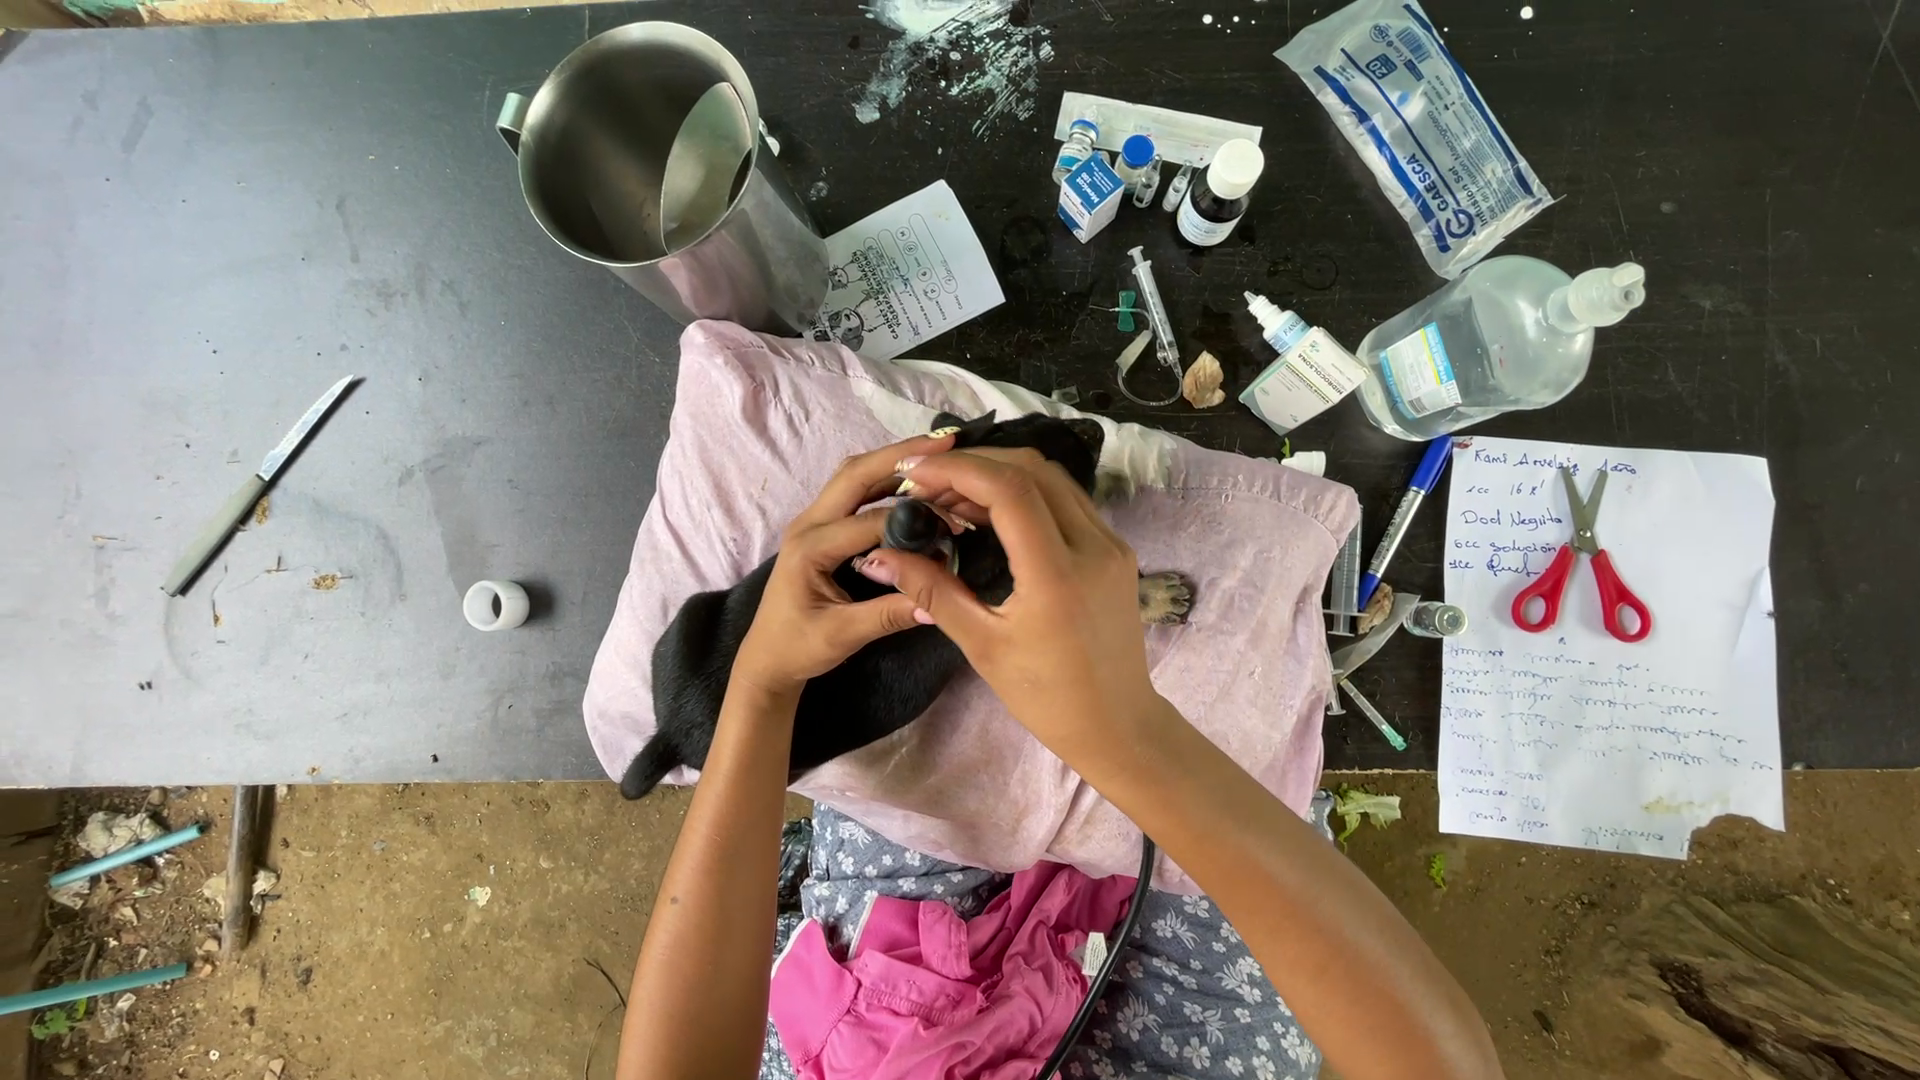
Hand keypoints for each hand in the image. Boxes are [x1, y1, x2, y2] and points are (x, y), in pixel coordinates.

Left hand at [730, 431, 957, 697]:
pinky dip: (885, 480)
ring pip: (854, 476)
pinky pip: (854, 492)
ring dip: (894, 462)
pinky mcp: (822, 528)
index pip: (871, 519)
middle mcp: (809, 524)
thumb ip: (887, 616)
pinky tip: (914, 481)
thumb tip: (936, 604)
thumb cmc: (798, 648)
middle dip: (902, 456)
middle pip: (856, 474)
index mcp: (810, 547)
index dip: (916, 518)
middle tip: (948, 444)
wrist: (767, 659)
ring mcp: (813, 521)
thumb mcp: (842, 636)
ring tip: (937, 453)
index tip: (956, 524)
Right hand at [850, 451, 1164, 747]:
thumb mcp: (982, 646)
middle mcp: (1093, 547)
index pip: (1009, 491)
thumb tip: (881, 557)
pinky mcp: (1117, 549)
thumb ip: (932, 592)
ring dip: (1001, 475)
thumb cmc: (1046, 696)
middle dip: (974, 465)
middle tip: (928, 483)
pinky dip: (1027, 493)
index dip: (957, 470)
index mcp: (1057, 575)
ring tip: (953, 495)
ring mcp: (1111, 544)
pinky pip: (1068, 501)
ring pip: (1053, 479)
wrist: (1118, 724)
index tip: (914, 473)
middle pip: (1032, 471)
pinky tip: (992, 513)